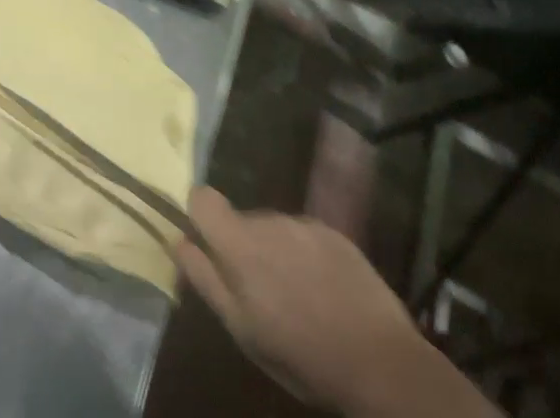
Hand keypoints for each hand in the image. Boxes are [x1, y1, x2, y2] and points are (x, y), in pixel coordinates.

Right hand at [174, 188, 443, 413]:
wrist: (380, 361)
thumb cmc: (299, 352)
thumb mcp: (240, 327)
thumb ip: (205, 279)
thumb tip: (179, 242)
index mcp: (240, 243)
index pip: (202, 198)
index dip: (198, 215)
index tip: (206, 244)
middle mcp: (271, 221)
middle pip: (240, 219)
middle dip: (241, 246)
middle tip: (256, 290)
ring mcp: (307, 225)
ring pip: (273, 228)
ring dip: (273, 251)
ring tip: (293, 293)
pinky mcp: (338, 235)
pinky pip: (304, 235)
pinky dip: (303, 254)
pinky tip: (321, 289)